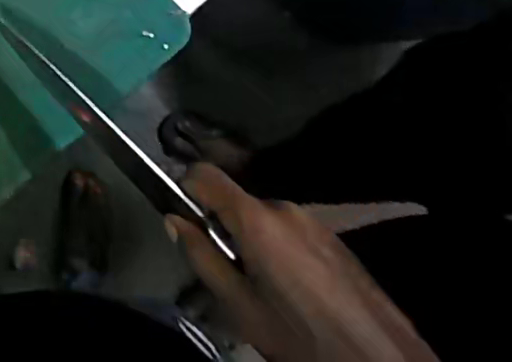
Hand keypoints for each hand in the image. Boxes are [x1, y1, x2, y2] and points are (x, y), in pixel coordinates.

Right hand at [168, 164, 437, 361]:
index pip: (204, 174)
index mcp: (256, 219)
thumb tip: (174, 221)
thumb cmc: (303, 338)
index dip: (184, 187)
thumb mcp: (240, 306)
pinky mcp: (337, 242)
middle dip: (224, 226)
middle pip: (236, 201)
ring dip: (254, 239)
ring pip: (264, 218)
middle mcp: (285, 209)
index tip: (182, 215)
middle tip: (226, 267)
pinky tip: (295, 290)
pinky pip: (292, 232)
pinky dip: (282, 249)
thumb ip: (201, 256)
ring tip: (263, 284)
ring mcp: (316, 223)